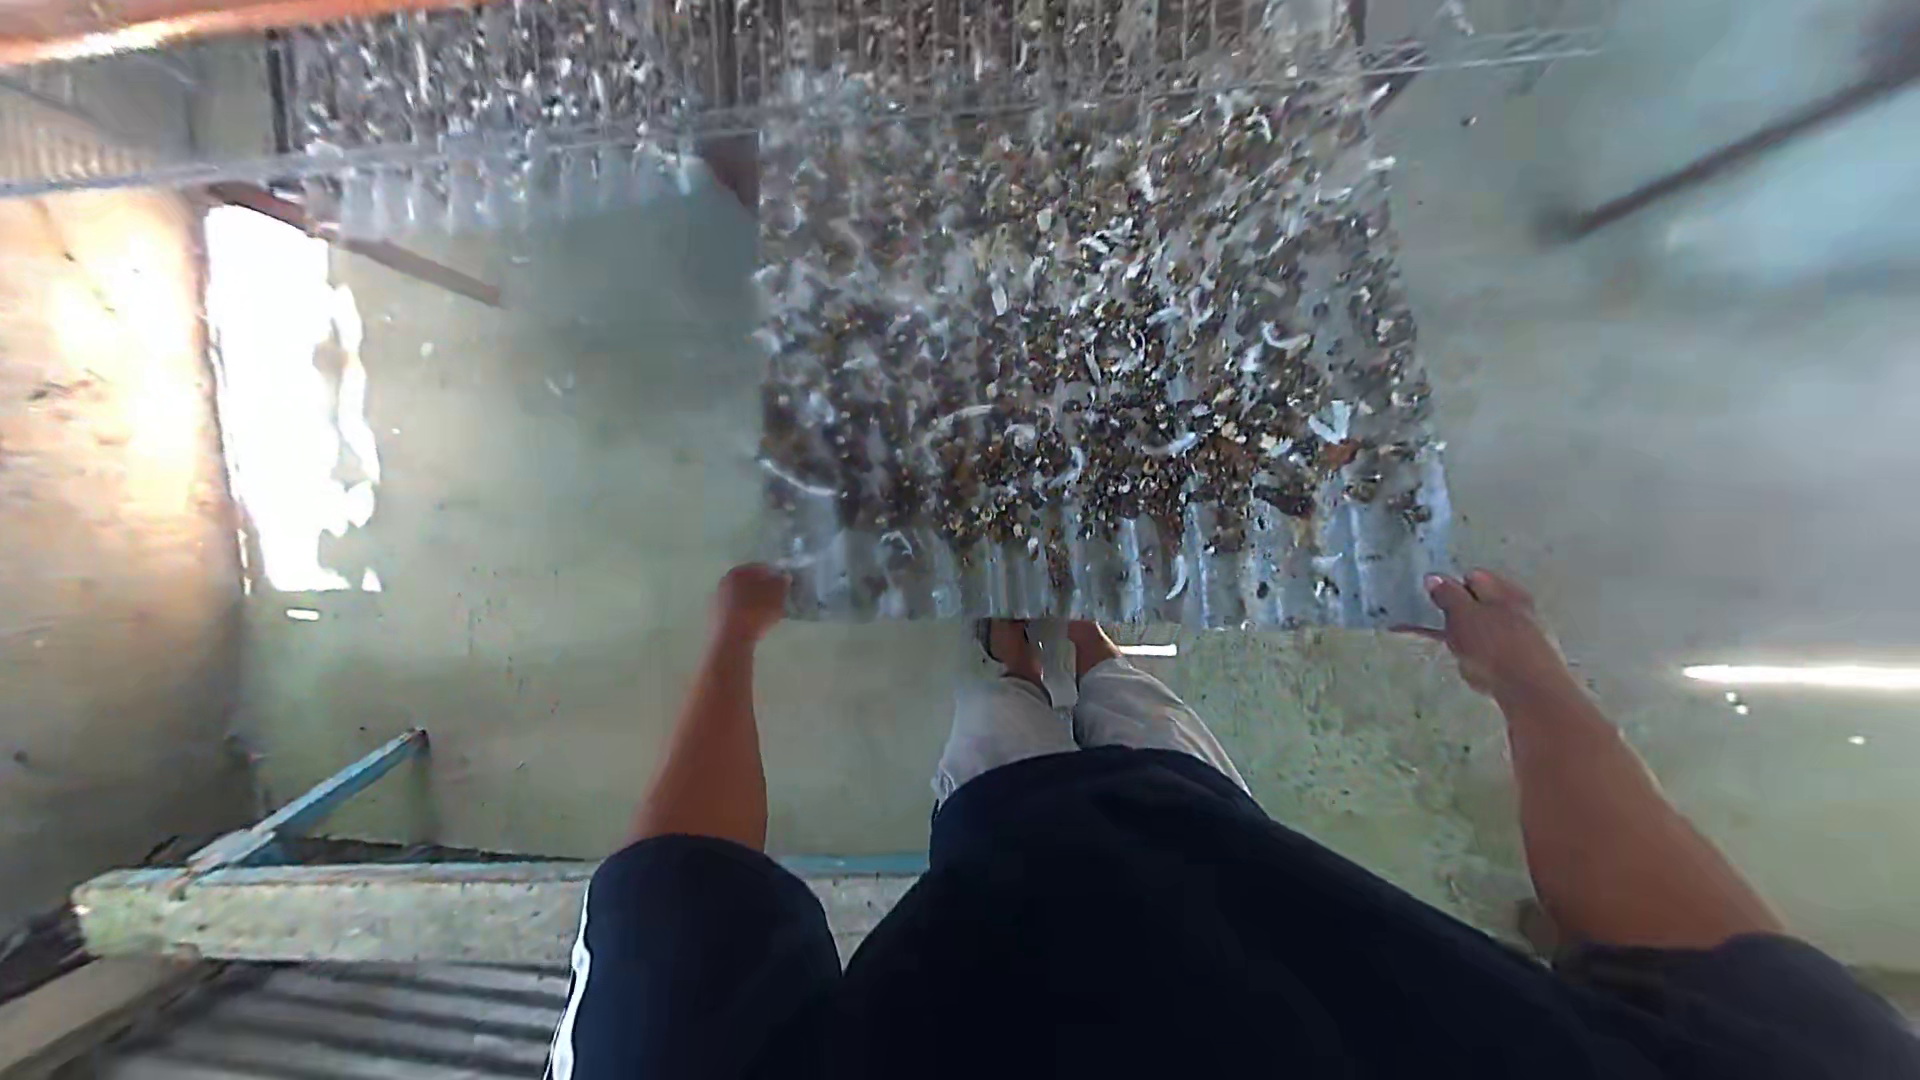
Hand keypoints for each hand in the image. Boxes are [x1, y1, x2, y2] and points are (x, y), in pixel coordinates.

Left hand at [712, 563, 789, 643]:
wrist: (730, 640)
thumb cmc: (755, 612)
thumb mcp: (776, 596)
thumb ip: (781, 583)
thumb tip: (783, 577)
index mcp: (737, 573)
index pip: (760, 568)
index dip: (774, 574)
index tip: (784, 584)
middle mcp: (724, 582)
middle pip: (749, 582)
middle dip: (763, 588)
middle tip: (777, 598)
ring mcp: (717, 601)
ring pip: (742, 597)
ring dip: (754, 602)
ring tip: (768, 613)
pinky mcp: (715, 618)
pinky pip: (736, 611)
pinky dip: (746, 613)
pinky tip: (755, 623)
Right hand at [1403, 570, 1580, 703]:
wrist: (1530, 690)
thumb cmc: (1493, 647)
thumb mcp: (1462, 615)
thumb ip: (1448, 594)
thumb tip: (1434, 577)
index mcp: (1506, 592)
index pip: (1473, 576)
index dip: (1450, 585)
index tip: (1431, 599)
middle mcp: (1520, 608)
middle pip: (1481, 600)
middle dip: (1457, 607)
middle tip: (1434, 620)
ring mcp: (1525, 634)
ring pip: (1484, 623)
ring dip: (1464, 629)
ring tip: (1446, 642)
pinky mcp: (1523, 658)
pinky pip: (1490, 645)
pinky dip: (1475, 648)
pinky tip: (1467, 660)